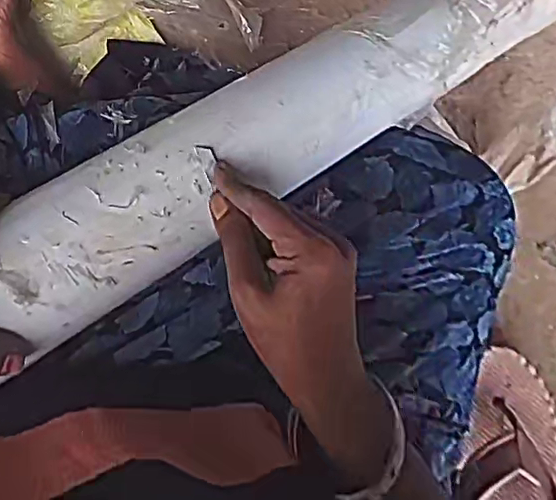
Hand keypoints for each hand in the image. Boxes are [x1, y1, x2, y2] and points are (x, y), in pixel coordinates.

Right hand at [211, 163, 392, 486]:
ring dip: (260, 221)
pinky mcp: (337, 257)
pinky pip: (297, 229)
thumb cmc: (288, 346)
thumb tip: (223, 205)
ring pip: (286, 216)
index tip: (217, 173)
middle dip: (246, 207)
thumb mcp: (248, 291)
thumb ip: (234, 241)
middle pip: (276, 208)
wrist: (328, 382)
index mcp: (313, 250)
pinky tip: (262, 252)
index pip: (264, 206)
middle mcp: (332, 243)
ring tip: (242, 247)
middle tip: (218, 210)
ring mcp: (338, 249)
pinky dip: (275, 232)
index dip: (235, 189)